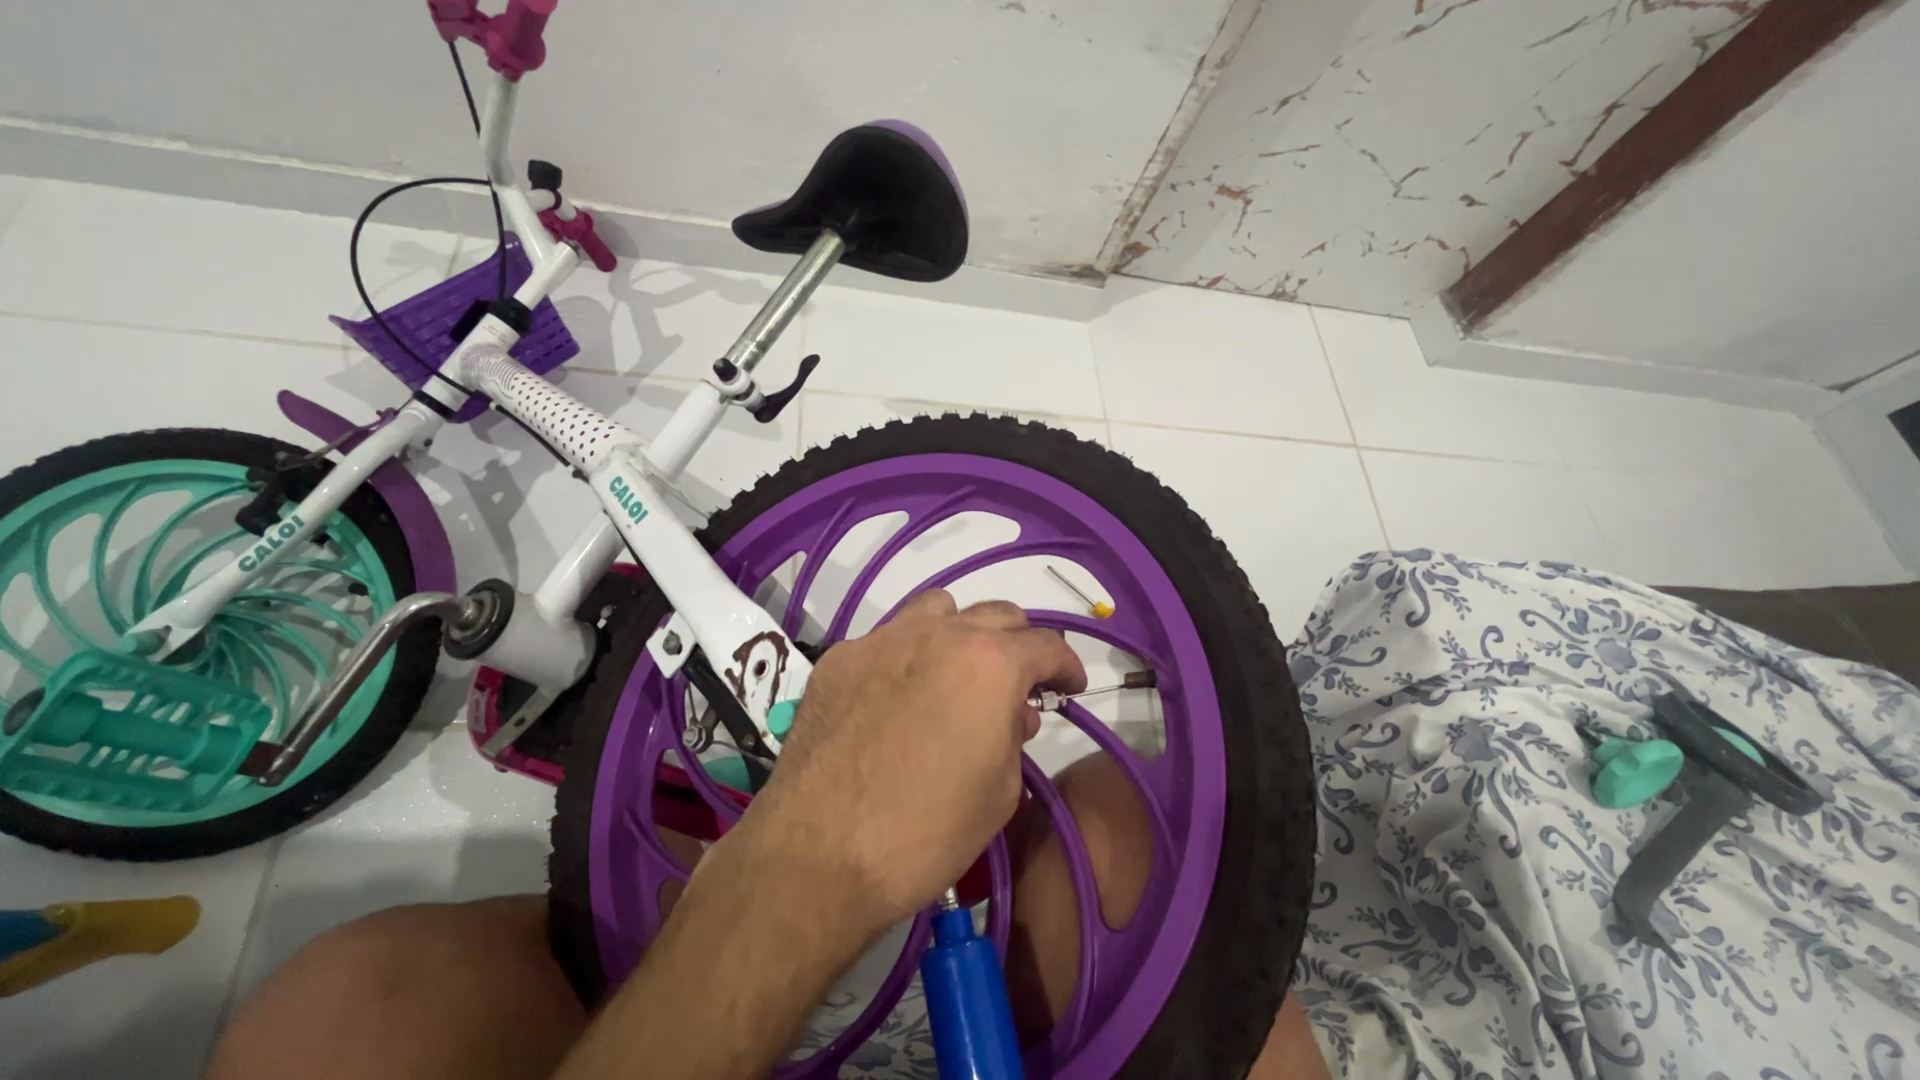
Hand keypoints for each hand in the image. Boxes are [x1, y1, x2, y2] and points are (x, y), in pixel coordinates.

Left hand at [721, 590, 1085, 932]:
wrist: (820, 852)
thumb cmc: (927, 832)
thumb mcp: (1000, 792)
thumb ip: (1013, 736)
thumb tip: (1010, 712)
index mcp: (990, 664)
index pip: (1046, 645)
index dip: (1066, 666)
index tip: (1068, 687)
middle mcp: (938, 635)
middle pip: (996, 615)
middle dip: (1018, 645)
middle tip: (1020, 684)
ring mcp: (881, 641)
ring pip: (937, 610)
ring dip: (961, 634)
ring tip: (958, 674)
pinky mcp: (838, 660)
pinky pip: (886, 639)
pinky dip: (907, 656)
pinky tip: (898, 698)